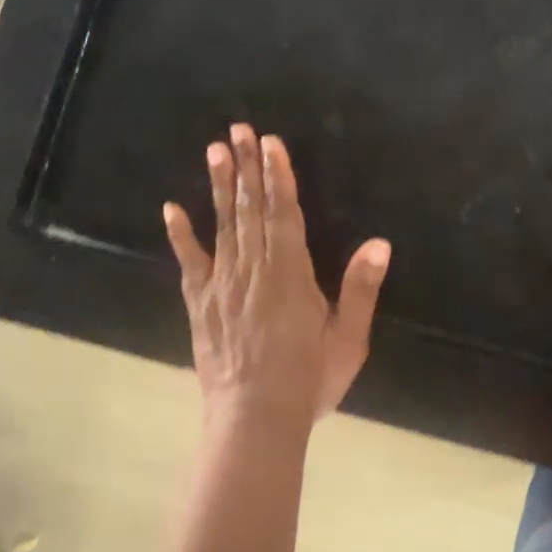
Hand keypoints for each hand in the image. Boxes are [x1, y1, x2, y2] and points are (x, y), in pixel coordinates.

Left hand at [163, 124, 390, 430]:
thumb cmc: (309, 379)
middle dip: (247, 167)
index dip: (278, 176)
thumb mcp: (348, 337)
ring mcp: (222, 285)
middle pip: (250, 209)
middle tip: (239, 129)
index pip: (283, 213)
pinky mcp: (201, 304)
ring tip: (215, 150)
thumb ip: (361, 288)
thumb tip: (380, 242)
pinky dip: (181, 235)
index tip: (270, 143)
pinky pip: (190, 262)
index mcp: (290, 274)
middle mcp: (254, 270)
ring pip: (222, 225)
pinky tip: (172, 208)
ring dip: (219, 186)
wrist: (255, 422)